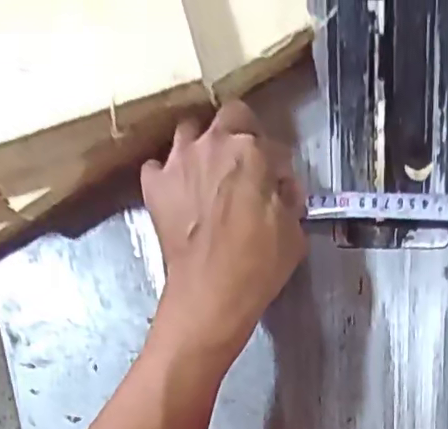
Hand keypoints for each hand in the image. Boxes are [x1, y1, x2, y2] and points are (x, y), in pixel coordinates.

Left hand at [141, 100, 306, 361]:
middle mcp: (212, 142)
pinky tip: (178, 193)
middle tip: (243, 167)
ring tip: (208, 175)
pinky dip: (167, 175)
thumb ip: (288, 200)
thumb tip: (281, 189)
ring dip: (201, 147)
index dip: (274, 162)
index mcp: (251, 149)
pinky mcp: (154, 185)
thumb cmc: (259, 265)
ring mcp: (178, 161)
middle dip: (238, 134)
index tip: (276, 182)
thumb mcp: (293, 233)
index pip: (268, 140)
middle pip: (228, 117)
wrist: (211, 293)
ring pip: (189, 133)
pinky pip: (158, 166)